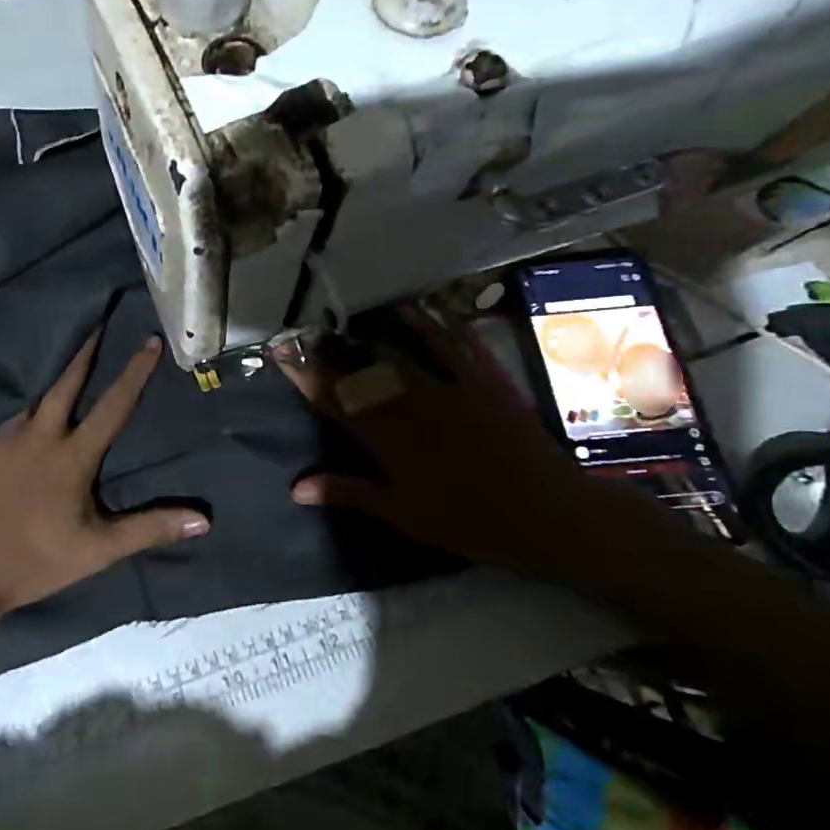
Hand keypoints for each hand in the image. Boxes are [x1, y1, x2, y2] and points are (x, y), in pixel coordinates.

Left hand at [0, 331, 209, 620]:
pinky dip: (14, 412)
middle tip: (96, 325)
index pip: (114, 406)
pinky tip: (13, 415)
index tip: (149, 339)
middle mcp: (38, 435)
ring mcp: (1, 438)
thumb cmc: (35, 561)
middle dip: (84, 351)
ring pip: (30, 398)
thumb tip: (203, 520)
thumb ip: (150, 528)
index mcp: (72, 456)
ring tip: (55, 364)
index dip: (134, 372)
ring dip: (48, 379)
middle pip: (65, 382)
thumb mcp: (99, 550)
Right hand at [277, 312, 667, 580]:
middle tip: (309, 335)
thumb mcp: (404, 514)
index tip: (282, 355)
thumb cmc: (469, 521)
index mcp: (389, 439)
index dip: (305, 377)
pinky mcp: (484, 379)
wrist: (546, 512)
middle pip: (362, 372)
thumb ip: (349, 492)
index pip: (335, 402)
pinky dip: (435, 323)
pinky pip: (455, 343)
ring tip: (351, 318)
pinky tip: (417, 309)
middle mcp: (412, 404)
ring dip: (373, 334)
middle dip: (331, 353)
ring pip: (402, 353)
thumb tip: (296, 488)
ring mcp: (450, 387)